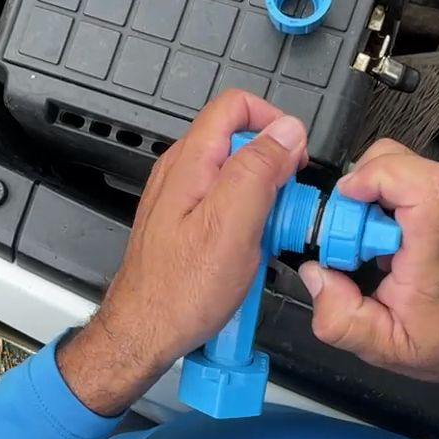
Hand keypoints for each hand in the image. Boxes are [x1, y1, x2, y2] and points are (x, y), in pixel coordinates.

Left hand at [58, 90, 308, 414]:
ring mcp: (181, 198)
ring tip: (266, 231)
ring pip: (235, 174)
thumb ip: (259, 169)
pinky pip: (226, 204)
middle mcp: (181, 173)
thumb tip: (285, 131)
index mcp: (190, 163)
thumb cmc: (179, 292)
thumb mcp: (232, 226)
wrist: (145, 332)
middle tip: (282, 204)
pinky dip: (247, 218)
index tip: (294, 158)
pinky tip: (249, 248)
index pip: (235, 106)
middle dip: (272, 164)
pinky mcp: (186, 223)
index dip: (273, 122)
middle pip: (239, 139)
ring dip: (262, 195)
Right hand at [295, 140, 438, 438]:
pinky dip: (400, 201)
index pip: (426, 187)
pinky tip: (402, 240)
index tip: (349, 200)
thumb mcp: (388, 350)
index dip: (377, 177)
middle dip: (362, 186)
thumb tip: (315, 274)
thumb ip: (339, 319)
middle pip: (406, 163)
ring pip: (411, 166)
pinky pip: (425, 180)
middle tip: (356, 233)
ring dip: (379, 196)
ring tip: (381, 245)